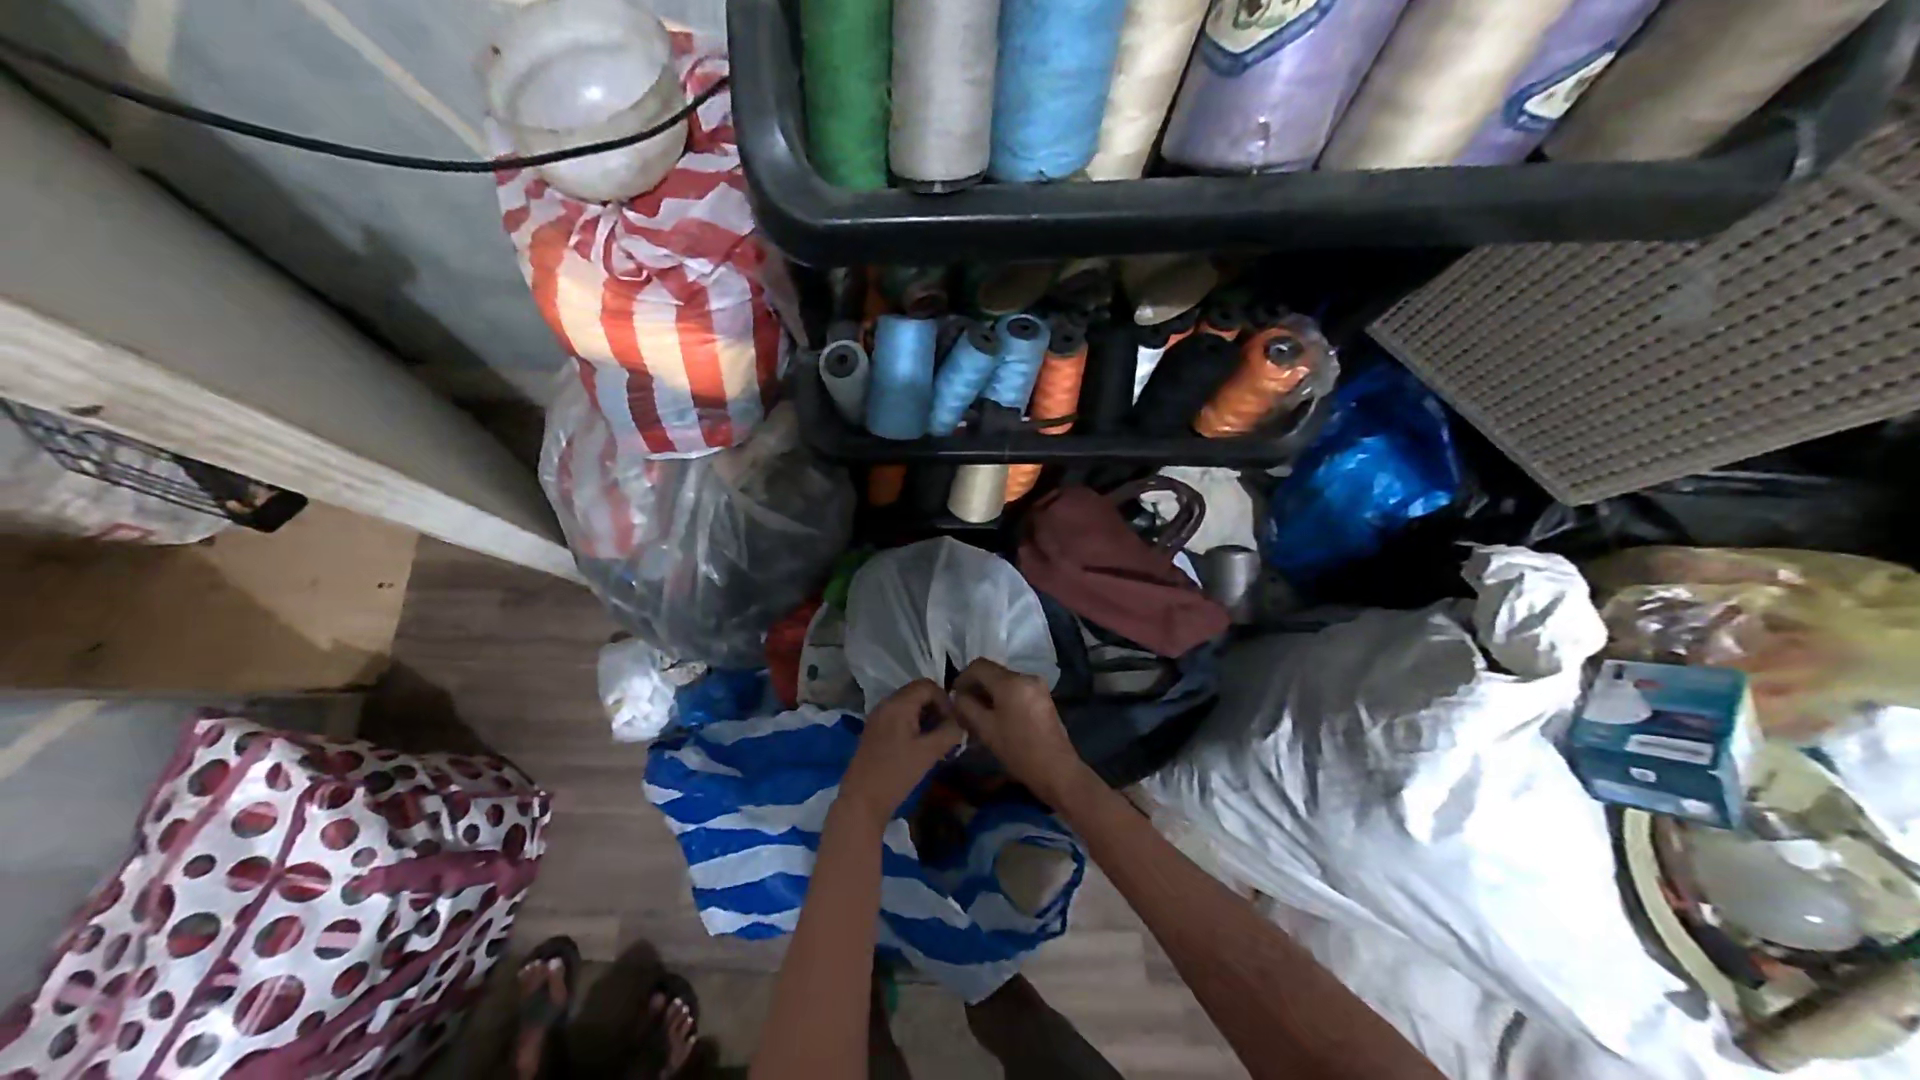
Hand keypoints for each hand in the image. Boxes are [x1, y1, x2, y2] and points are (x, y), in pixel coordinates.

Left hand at [838, 680, 963, 825]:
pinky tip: (919, 743)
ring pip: (908, 704)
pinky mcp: (874, 729)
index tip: (953, 722)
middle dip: (936, 707)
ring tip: (936, 738)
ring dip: (925, 715)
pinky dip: (913, 722)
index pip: (928, 686)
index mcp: (898, 704)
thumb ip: (949, 732)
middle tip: (947, 729)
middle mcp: (886, 703)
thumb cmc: (896, 773)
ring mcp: (878, 716)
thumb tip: (961, 723)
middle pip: (917, 692)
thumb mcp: (929, 752)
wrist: (862, 799)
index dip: (945, 700)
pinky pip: (898, 715)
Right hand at [950, 659, 1087, 806]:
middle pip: (993, 672)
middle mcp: (1026, 676)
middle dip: (976, 686)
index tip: (954, 696)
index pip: (979, 666)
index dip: (962, 678)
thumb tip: (958, 696)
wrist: (1056, 769)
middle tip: (963, 707)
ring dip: (989, 692)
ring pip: (1005, 681)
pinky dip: (1003, 697)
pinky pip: (1016, 689)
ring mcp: (1038, 685)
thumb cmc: (1018, 750)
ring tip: (978, 714)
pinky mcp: (1043, 696)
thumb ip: (966, 706)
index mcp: (1011, 682)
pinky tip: (997, 716)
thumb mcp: (985, 729)